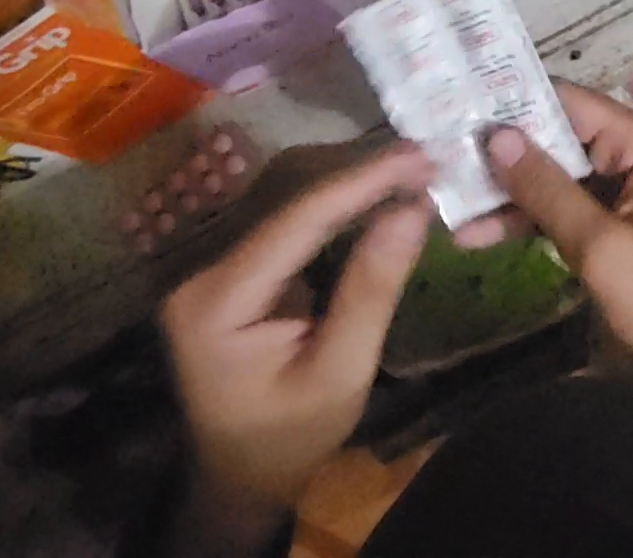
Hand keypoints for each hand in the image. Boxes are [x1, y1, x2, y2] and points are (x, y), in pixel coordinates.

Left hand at [159, 145, 435, 554]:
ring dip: (355, 184)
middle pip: (291, 204)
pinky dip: (342, 206)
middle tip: (425, 159)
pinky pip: (294, 223)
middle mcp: (207, 271)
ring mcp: (219, 267)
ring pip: (292, 205)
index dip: (361, 182)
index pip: (297, 221)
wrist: (243, 473)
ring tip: (411, 167)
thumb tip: (412, 211)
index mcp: (217, 302)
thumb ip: (371, 289)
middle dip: (362, 177)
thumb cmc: (292, 436)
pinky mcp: (239, 269)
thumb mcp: (341, 371)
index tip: (419, 158)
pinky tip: (379, 191)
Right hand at [475, 85, 632, 406]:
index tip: (450, 112)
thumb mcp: (603, 248)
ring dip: (510, 193)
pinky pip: (574, 203)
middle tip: (434, 160)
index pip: (565, 101)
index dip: (508, 105)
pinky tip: (483, 234)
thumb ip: (547, 190)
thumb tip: (495, 134)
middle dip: (501, 154)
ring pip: (559, 173)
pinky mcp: (627, 215)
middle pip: (558, 135)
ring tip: (446, 206)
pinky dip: (535, 218)